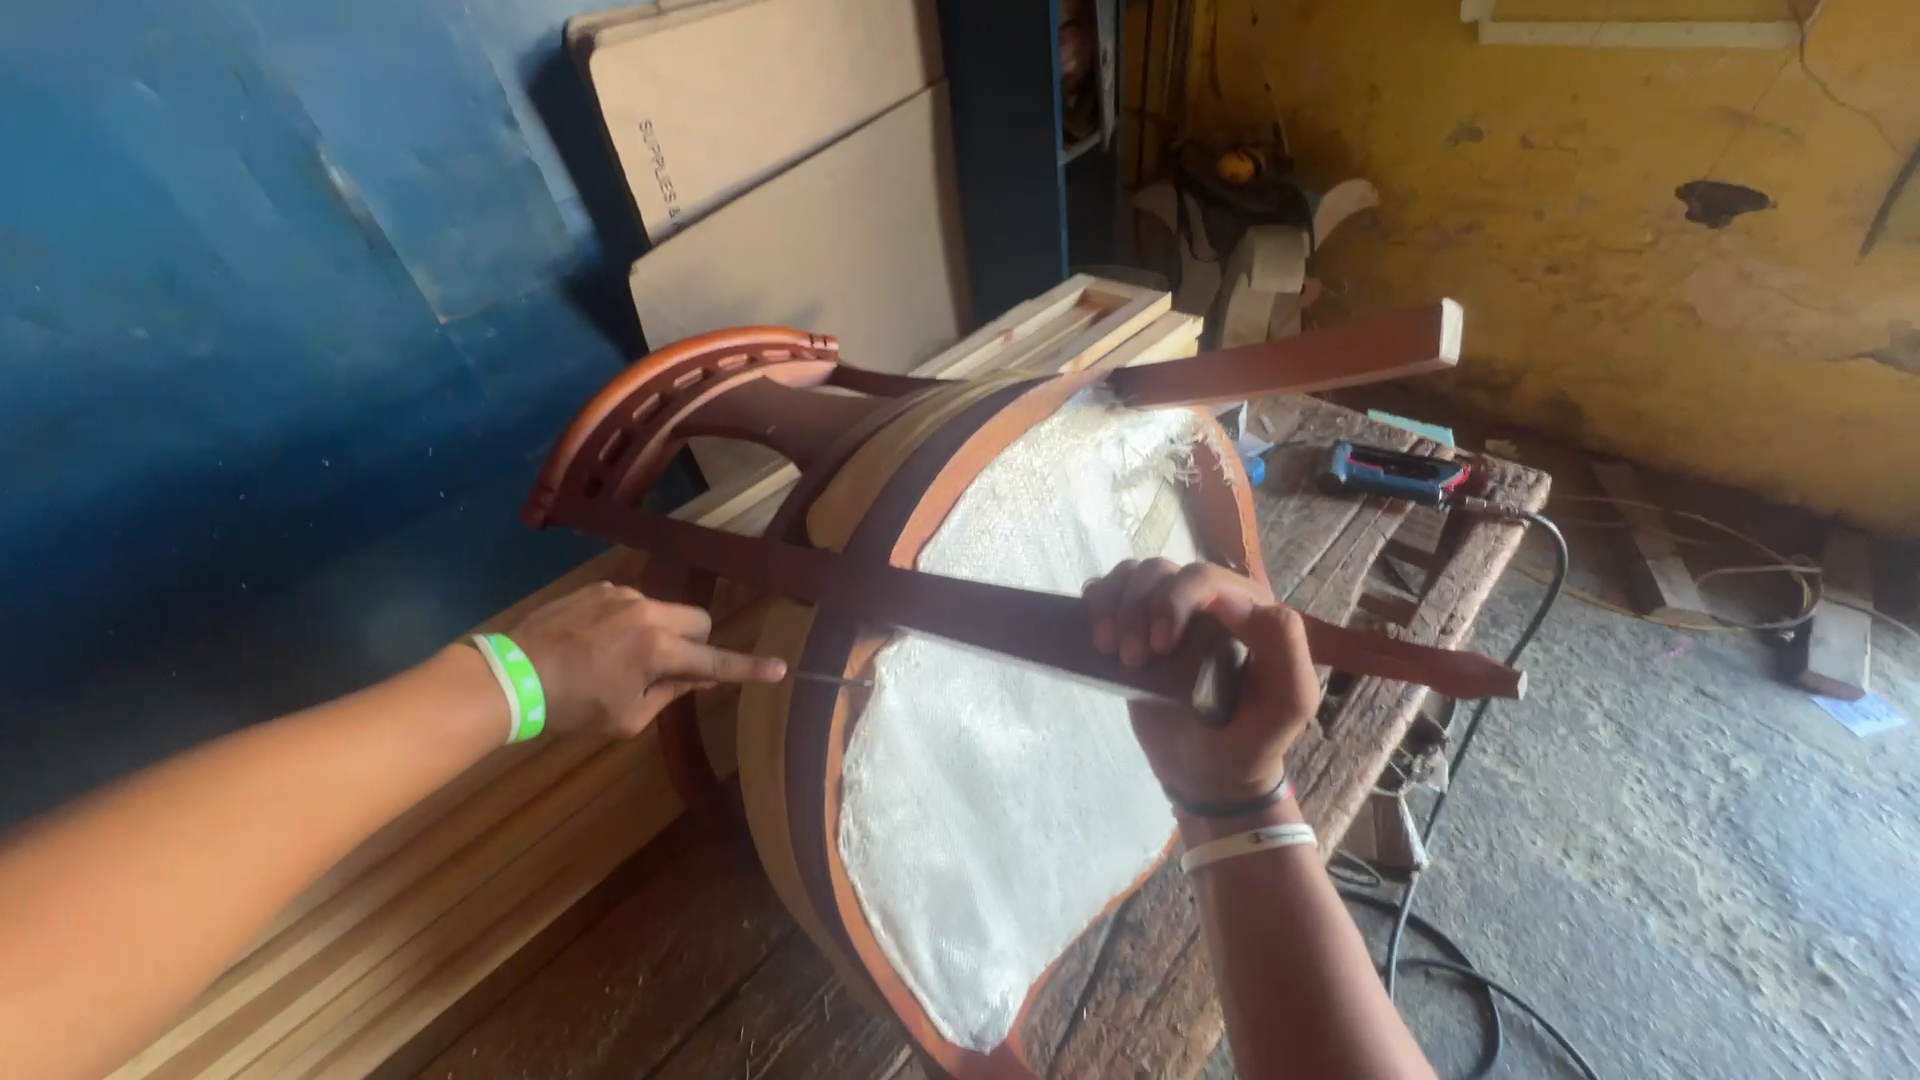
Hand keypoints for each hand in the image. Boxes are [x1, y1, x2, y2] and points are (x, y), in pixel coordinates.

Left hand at [505, 582, 786, 737]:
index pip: (715, 661)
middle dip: (695, 644)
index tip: (780, 668)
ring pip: (666, 612)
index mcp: (657, 651)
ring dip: (660, 633)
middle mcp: (648, 614)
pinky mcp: (600, 588)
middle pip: (699, 621)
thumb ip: (670, 693)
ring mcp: (623, 596)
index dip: (748, 668)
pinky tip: (598, 642)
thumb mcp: (626, 718)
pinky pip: (634, 603)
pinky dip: (630, 622)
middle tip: (670, 668)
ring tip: (618, 657)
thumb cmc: (571, 707)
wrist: (510, 675)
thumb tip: (699, 676)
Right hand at [1083, 560, 1319, 805]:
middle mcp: (1209, 599)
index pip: (1205, 578)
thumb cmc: (1251, 737)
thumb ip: (1283, 645)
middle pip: (1162, 572)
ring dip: (1114, 606)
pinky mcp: (1138, 623)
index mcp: (1250, 606)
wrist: (1206, 770)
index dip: (1174, 601)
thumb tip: (1227, 600)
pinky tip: (1097, 630)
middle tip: (1131, 659)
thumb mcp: (1289, 702)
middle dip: (1138, 609)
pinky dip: (1098, 599)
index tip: (1160, 649)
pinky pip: (1112, 588)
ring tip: (1111, 651)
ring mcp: (1171, 610)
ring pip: (1134, 576)